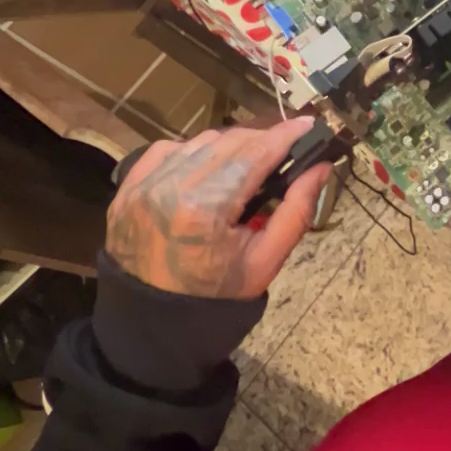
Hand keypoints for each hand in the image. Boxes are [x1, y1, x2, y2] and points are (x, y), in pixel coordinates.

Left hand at [105, 117, 329, 297]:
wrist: (151, 326)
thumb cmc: (216, 296)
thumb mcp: (266, 261)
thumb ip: (297, 210)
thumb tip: (321, 165)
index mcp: (206, 208)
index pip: (256, 153)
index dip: (286, 135)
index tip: (310, 124)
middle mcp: (171, 185)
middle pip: (231, 141)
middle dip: (262, 140)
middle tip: (285, 151)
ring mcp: (144, 183)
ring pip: (202, 140)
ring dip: (231, 146)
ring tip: (248, 165)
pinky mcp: (128, 186)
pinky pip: (170, 149)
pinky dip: (195, 151)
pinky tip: (209, 170)